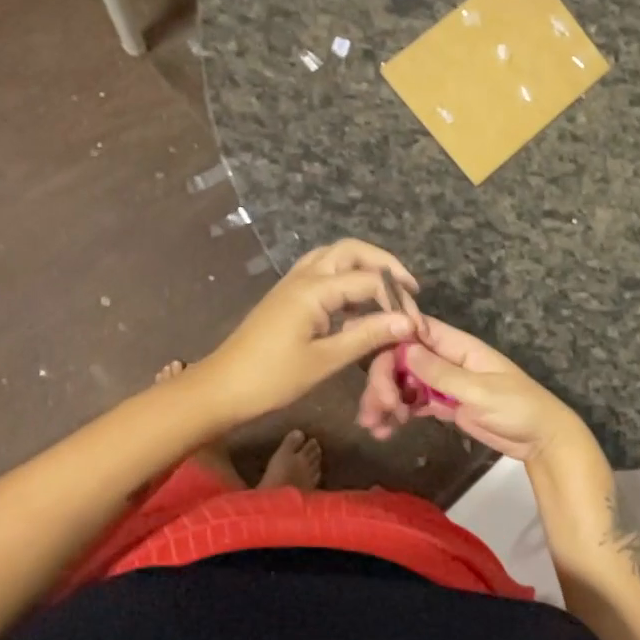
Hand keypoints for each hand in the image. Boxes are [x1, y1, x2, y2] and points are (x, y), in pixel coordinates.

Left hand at [192, 240, 419, 420]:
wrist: (222, 388)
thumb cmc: (272, 378)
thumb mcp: (325, 360)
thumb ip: (368, 336)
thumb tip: (409, 322)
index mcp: (313, 289)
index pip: (370, 281)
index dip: (399, 300)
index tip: (418, 327)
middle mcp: (304, 277)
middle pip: (351, 251)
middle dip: (385, 264)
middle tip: (410, 288)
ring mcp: (293, 284)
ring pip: (335, 257)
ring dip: (365, 266)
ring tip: (390, 291)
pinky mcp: (288, 297)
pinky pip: (323, 273)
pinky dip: (347, 279)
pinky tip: (360, 304)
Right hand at [358, 318, 585, 460]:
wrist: (540, 439)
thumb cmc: (518, 408)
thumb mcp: (480, 390)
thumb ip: (442, 373)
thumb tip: (405, 348)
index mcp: (460, 347)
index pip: (417, 330)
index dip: (389, 336)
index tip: (363, 350)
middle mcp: (447, 360)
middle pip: (402, 359)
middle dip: (384, 380)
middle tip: (379, 409)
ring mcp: (444, 384)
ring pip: (403, 382)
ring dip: (384, 400)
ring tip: (373, 426)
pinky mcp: (443, 406)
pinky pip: (413, 403)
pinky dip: (396, 414)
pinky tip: (384, 430)